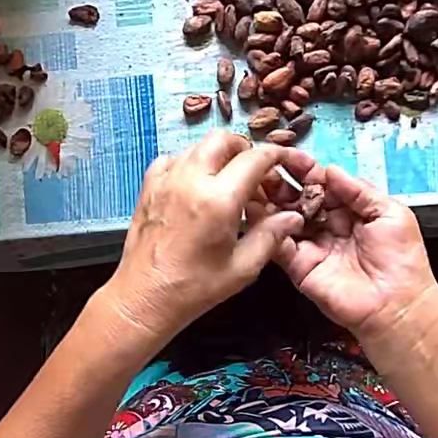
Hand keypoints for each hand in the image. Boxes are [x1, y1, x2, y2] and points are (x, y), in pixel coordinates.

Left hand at [102, 132, 307, 340]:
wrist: (144, 297)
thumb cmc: (195, 288)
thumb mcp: (243, 268)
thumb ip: (271, 236)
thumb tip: (293, 217)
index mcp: (218, 199)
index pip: (255, 158)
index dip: (277, 157)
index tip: (285, 165)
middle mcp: (190, 179)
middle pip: (223, 139)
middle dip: (245, 150)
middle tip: (256, 174)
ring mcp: (166, 180)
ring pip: (197, 146)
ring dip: (218, 156)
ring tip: (228, 184)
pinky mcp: (148, 186)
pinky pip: (172, 159)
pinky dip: (190, 164)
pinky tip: (196, 187)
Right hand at [268, 154, 437, 342]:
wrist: (397, 305)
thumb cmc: (401, 260)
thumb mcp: (389, 212)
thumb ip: (358, 190)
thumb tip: (330, 169)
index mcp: (347, 210)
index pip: (319, 184)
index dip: (304, 169)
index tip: (287, 155)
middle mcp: (324, 225)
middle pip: (295, 198)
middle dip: (279, 182)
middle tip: (262, 165)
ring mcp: (309, 245)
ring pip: (281, 217)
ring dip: (267, 200)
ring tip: (251, 181)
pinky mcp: (297, 265)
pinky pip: (276, 243)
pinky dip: (264, 227)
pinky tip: (254, 209)